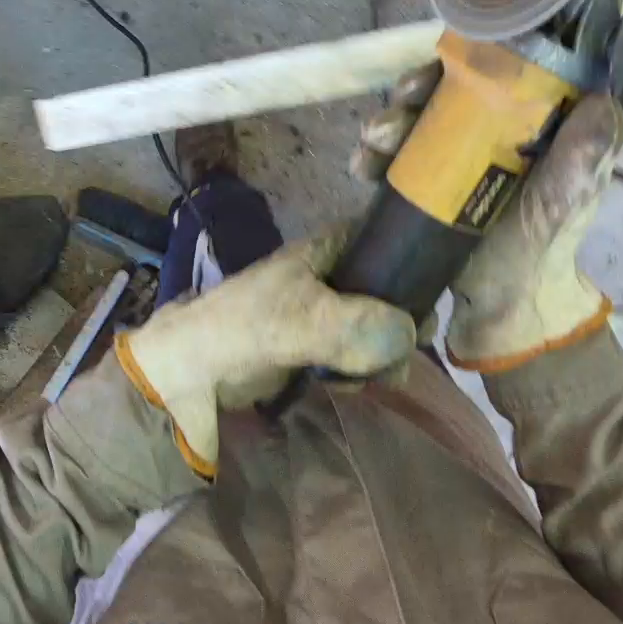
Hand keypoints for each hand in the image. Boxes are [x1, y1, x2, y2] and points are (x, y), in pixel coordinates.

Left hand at [116, 233, 417, 474]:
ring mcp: (328, 310)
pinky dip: (364, 370)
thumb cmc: (245, 329)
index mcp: (332, 248)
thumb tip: (410, 337)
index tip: (430, 300)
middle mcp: (336, 273)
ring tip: (372, 377)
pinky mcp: (319, 345)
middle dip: (403, 323)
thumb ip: (359, 326)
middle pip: (393, 289)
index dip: (416, 262)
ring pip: (381, 326)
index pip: (391, 239)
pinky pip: (360, 353)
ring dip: (384, 354)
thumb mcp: (303, 321)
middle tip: (400, 356)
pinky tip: (352, 385)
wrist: (192, 372)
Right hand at [353, 63, 622, 371]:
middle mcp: (492, 136)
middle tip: (396, 106)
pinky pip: (396, 162)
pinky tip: (361, 167)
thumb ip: (582, 159)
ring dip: (389, 123)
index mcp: (533, 128)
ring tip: (371, 144)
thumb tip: (600, 98)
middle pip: (448, 94)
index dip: (470, 61)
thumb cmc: (542, 253)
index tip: (443, 67)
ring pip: (417, 123)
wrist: (503, 311)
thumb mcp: (566, 204)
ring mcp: (455, 162)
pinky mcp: (426, 188)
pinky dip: (375, 159)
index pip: (501, 74)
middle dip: (415, 93)